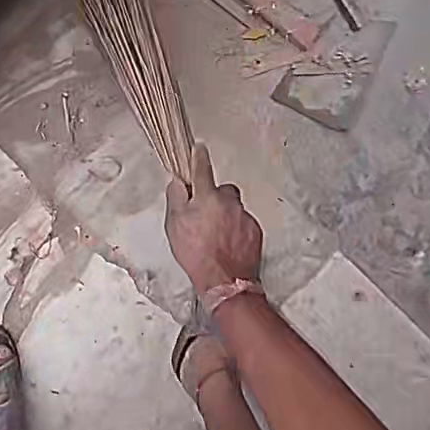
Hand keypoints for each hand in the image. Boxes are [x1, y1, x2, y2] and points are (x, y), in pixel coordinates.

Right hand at [166, 144, 262, 293]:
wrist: (225, 280)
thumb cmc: (197, 254)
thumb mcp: (175, 225)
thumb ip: (176, 200)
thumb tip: (177, 184)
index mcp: (207, 198)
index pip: (202, 169)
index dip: (198, 158)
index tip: (199, 148)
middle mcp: (229, 203)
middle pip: (221, 191)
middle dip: (213, 198)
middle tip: (202, 215)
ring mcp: (244, 217)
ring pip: (233, 208)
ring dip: (225, 215)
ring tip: (213, 235)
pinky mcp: (255, 231)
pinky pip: (243, 223)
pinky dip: (235, 229)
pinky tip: (225, 243)